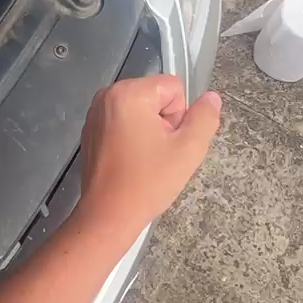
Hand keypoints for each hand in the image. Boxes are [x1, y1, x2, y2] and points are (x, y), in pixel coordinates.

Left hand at [75, 75, 220, 231]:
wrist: (109, 214)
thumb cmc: (148, 182)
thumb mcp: (188, 150)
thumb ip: (205, 118)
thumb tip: (211, 98)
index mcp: (129, 93)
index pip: (174, 87)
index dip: (179, 116)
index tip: (168, 142)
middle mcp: (108, 95)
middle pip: (156, 96)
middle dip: (164, 122)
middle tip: (158, 153)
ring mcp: (96, 112)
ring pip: (142, 110)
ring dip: (150, 130)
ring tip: (145, 158)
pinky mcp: (91, 129)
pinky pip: (124, 121)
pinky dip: (132, 136)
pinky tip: (131, 161)